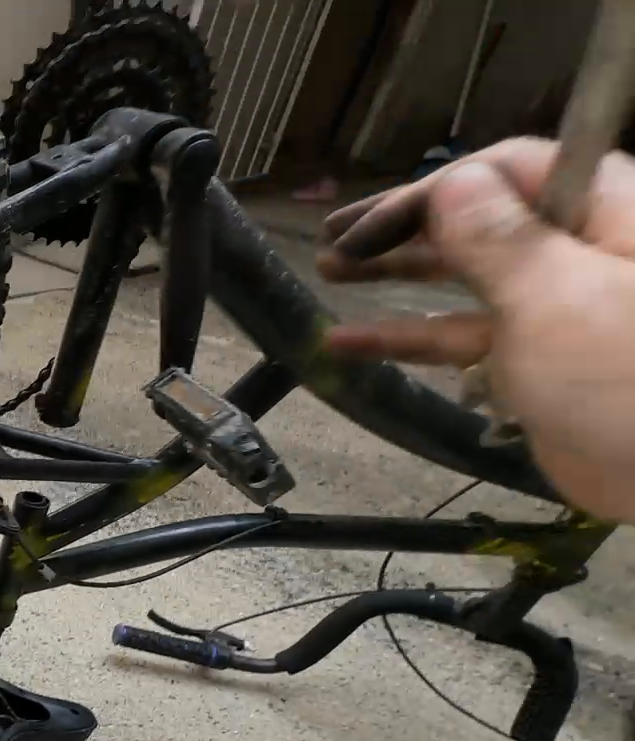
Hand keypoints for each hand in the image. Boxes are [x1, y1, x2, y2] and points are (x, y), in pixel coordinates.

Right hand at [318, 138, 634, 521]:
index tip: (362, 226)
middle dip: (405, 225)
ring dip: (395, 272)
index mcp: (614, 214)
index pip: (514, 170)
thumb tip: (451, 183)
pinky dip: (401, 335)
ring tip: (328, 272)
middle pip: (486, 217)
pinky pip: (459, 333)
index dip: (433, 191)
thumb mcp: (560, 300)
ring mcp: (560, 303)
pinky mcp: (537, 354)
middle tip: (332, 240)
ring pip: (466, 272)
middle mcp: (586, 248)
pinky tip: (342, 341)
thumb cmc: (630, 379)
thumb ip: (502, 240)